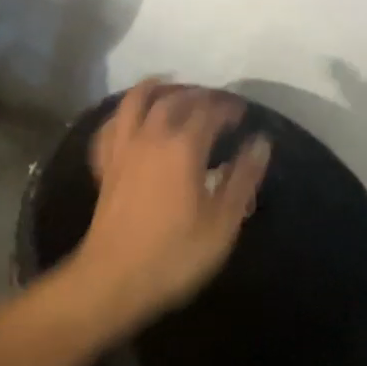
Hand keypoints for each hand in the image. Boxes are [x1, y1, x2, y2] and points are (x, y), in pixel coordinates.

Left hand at [69, 81, 270, 326]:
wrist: (113, 279)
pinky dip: (123, 113)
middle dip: (199, 94)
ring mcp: (122, 148)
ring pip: (136, 101)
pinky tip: (131, 118)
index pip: (208, 111)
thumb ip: (242, 178)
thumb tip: (261, 142)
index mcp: (183, 147)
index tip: (242, 112)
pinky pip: (111, 126)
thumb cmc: (174, 255)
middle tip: (217, 101)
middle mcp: (150, 137)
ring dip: (157, 88)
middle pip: (174, 99)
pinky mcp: (105, 165)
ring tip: (172, 86)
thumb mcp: (222, 223)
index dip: (228, 107)